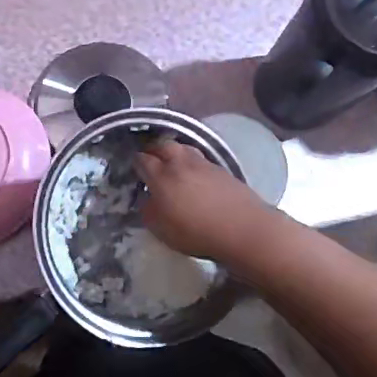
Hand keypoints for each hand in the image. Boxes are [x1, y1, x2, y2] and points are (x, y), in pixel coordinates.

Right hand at [135, 139, 280, 261]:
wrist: (243, 228)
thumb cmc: (196, 232)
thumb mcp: (162, 230)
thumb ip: (149, 211)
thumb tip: (148, 200)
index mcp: (162, 176)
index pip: (142, 159)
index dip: (135, 162)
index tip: (133, 167)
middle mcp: (181, 163)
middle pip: (163, 145)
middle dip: (153, 149)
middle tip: (150, 157)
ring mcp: (204, 163)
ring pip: (183, 148)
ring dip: (174, 151)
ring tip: (171, 162)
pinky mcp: (222, 169)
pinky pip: (200, 159)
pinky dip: (192, 162)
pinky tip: (194, 173)